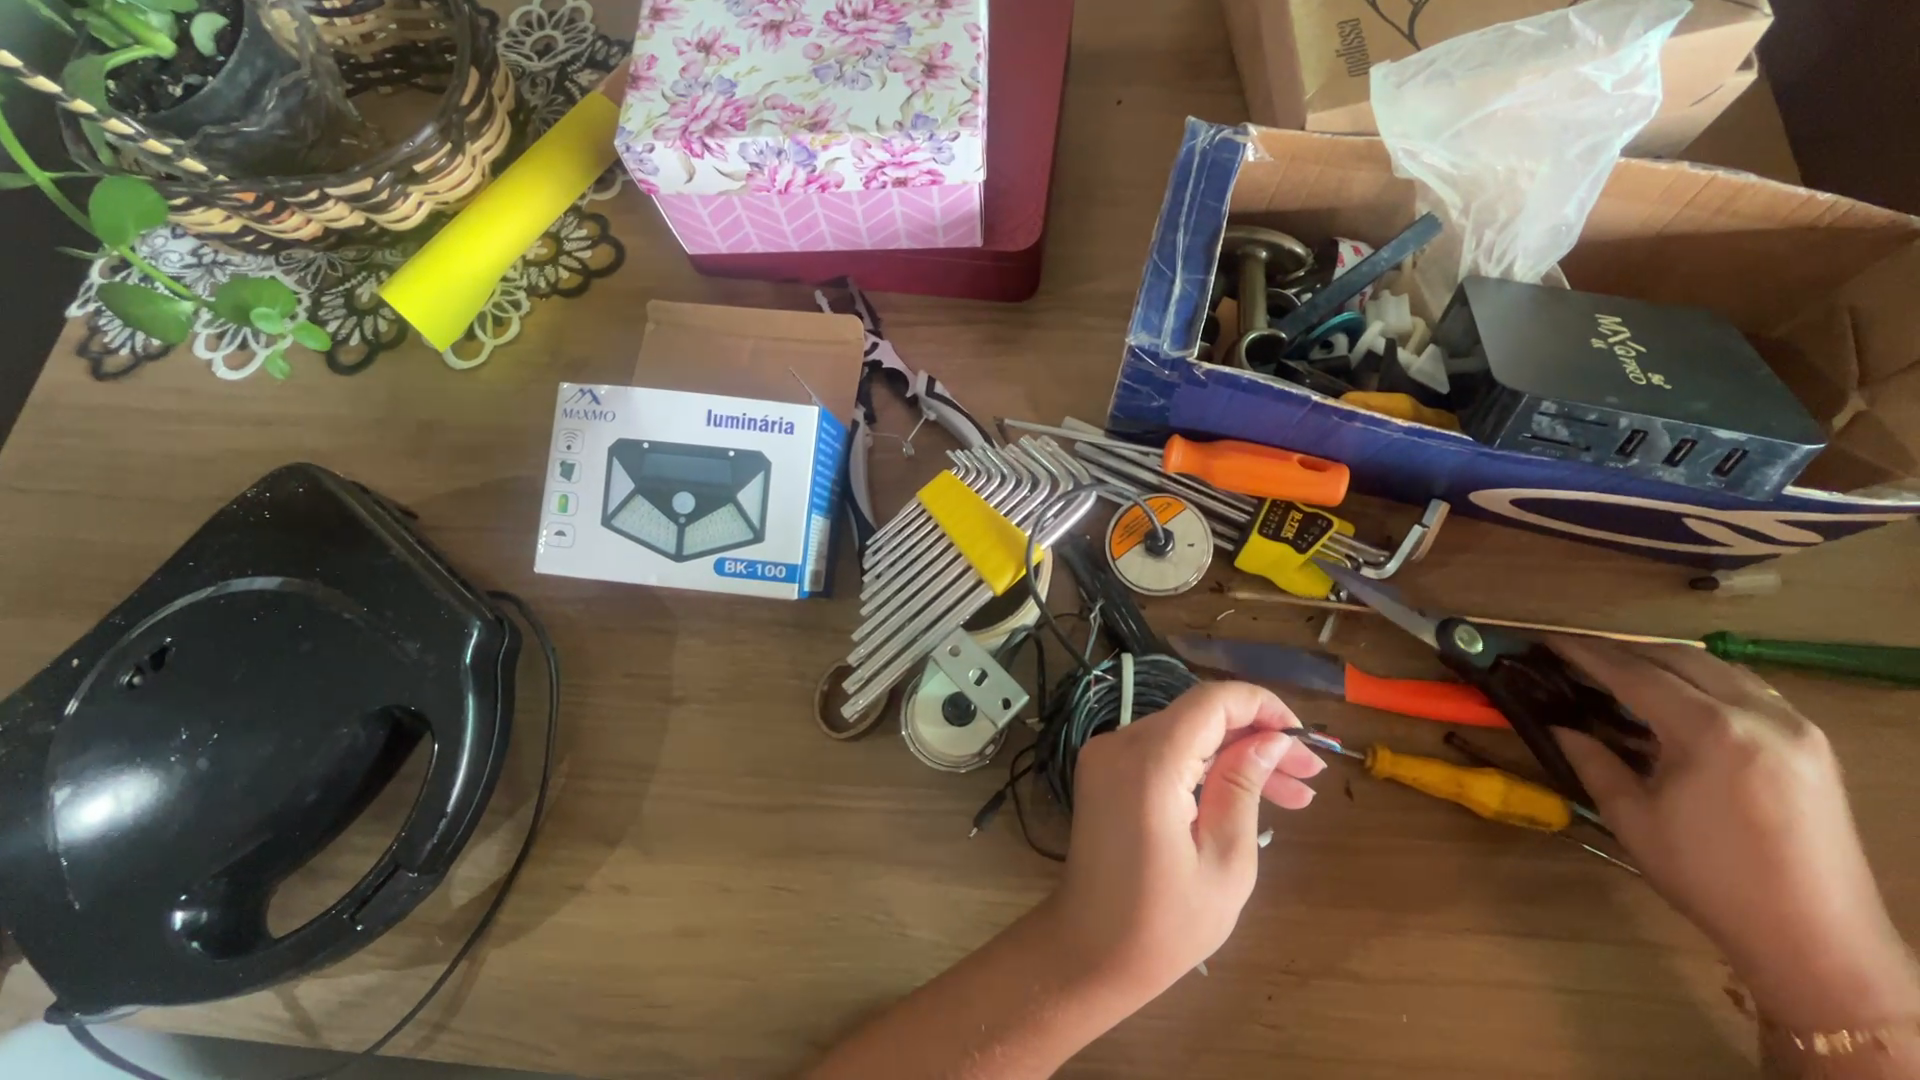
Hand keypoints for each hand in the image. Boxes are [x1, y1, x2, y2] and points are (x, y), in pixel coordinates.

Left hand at [1043, 681, 1324, 1001]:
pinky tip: (1246, 794)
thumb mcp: (1225, 860)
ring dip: (1236, 755)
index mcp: (1149, 763)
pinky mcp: (1104, 773)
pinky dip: (1204, 767)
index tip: (1303, 737)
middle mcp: (1119, 745)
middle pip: (1199, 717)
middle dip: (1258, 738)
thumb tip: (1271, 739)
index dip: (1262, 707)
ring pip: (1185, 734)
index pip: (1211, 702)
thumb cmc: (1164, 922)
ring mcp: (1105, 757)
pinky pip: (1163, 753)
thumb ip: (1244, 787)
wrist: (1089, 951)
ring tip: (1294, 794)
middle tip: (1308, 777)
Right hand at [1553, 638, 1919, 1029]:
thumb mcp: (1633, 818)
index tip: (1548, 640)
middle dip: (1624, 650)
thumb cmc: (1709, 878)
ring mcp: (1796, 727)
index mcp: (1711, 731)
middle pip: (1680, 658)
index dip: (1586, 654)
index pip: (1635, 673)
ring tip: (1622, 671)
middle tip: (1577, 654)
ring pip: (1720, 668)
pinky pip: (1749, 690)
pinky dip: (1704, 681)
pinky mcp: (1814, 745)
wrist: (1814, 935)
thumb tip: (1559, 726)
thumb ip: (1593, 761)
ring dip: (1665, 662)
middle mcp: (1760, 715)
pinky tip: (1678, 700)